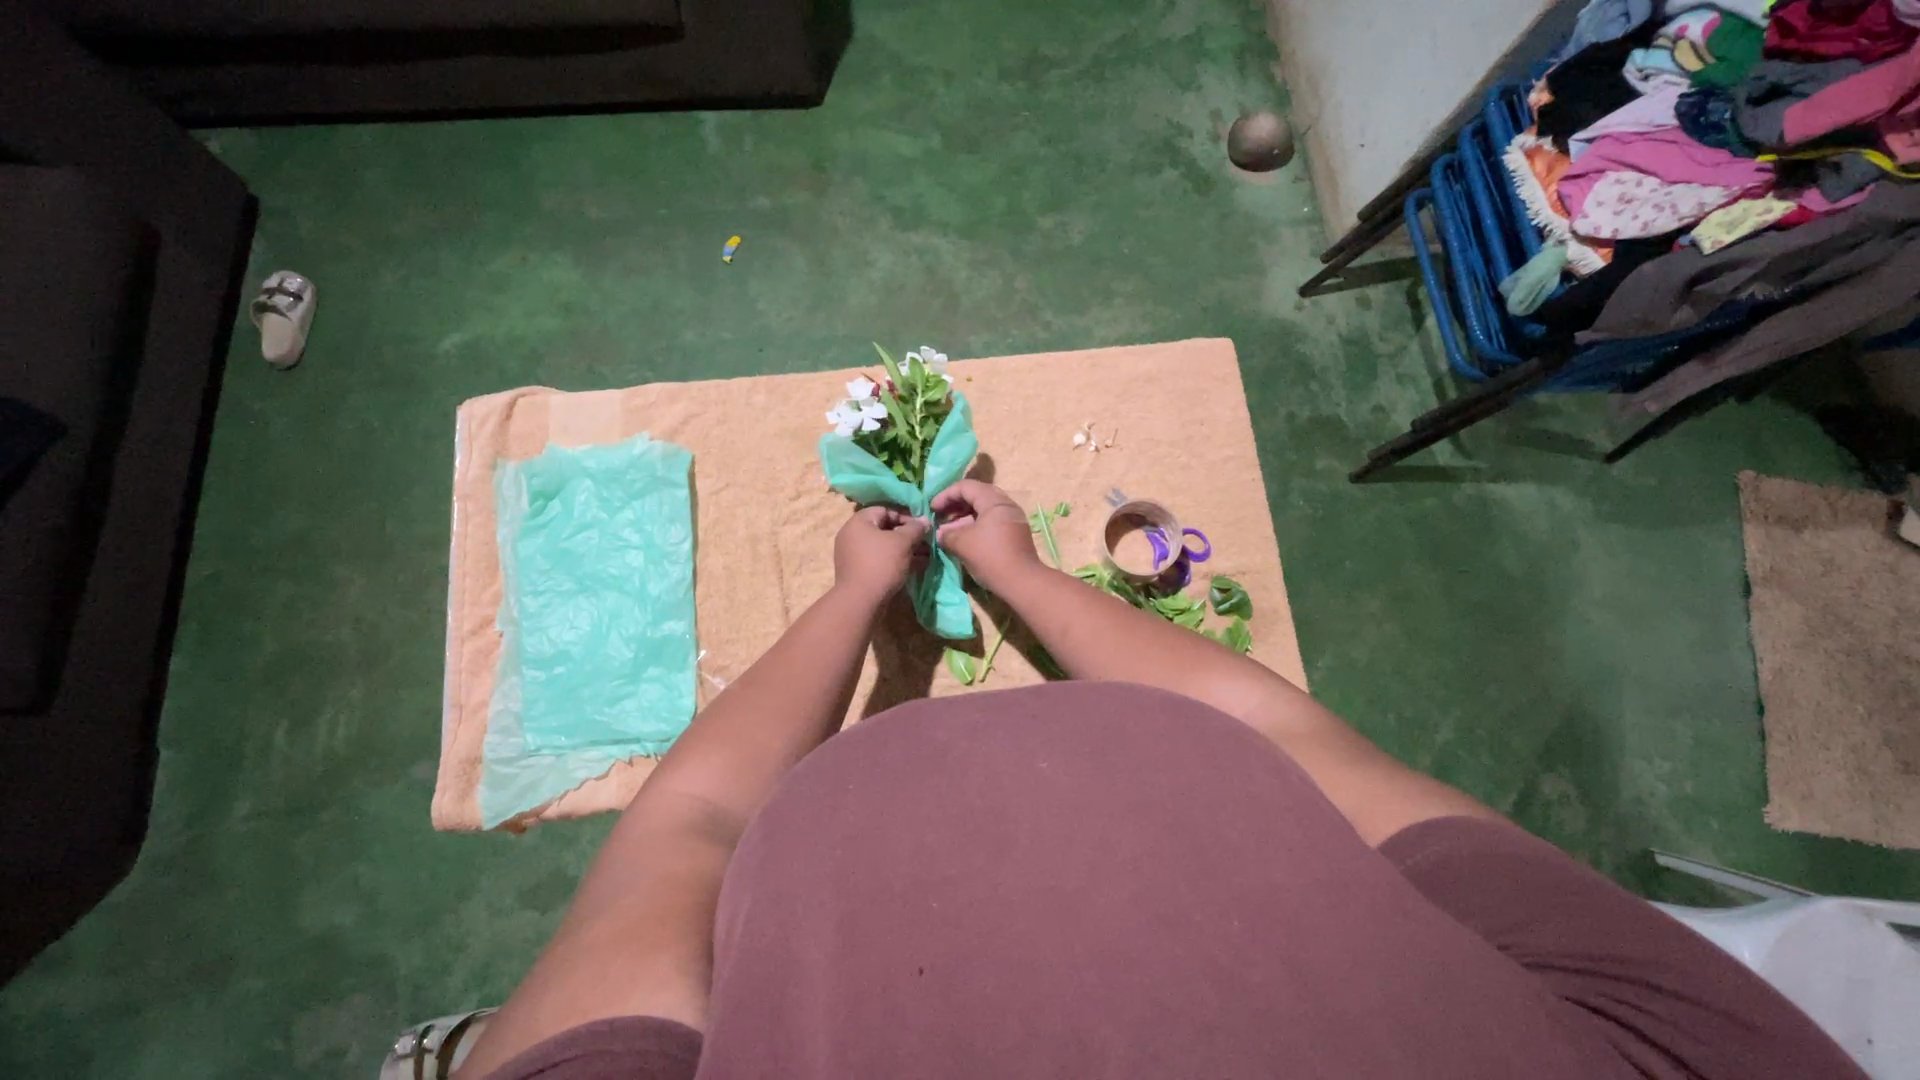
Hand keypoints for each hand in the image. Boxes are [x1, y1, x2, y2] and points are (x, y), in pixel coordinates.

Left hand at [833, 506, 928, 604]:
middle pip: (885, 529)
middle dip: (908, 536)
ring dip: (906, 550)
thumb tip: (925, 521)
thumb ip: (915, 528)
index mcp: (858, 522)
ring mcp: (854, 555)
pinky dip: (897, 562)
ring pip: (884, 547)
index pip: (885, 510)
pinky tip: (916, 567)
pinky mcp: (859, 572)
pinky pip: (881, 561)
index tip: (922, 527)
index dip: (905, 516)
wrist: (861, 601)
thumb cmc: (881, 564)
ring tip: (926, 556)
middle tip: (926, 543)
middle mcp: (853, 536)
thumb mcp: (902, 542)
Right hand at [931, 480, 1042, 590]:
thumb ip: (947, 534)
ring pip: (984, 510)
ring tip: (949, 532)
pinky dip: (976, 527)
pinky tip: (964, 540)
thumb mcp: (962, 544)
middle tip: (941, 517)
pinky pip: (991, 522)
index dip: (946, 495)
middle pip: (977, 495)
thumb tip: (940, 533)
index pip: (966, 487)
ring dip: (964, 518)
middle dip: (955, 505)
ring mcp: (1012, 519)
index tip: (932, 509)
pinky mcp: (1015, 534)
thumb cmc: (990, 557)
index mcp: (994, 501)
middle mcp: (1006, 505)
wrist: (1022, 582)